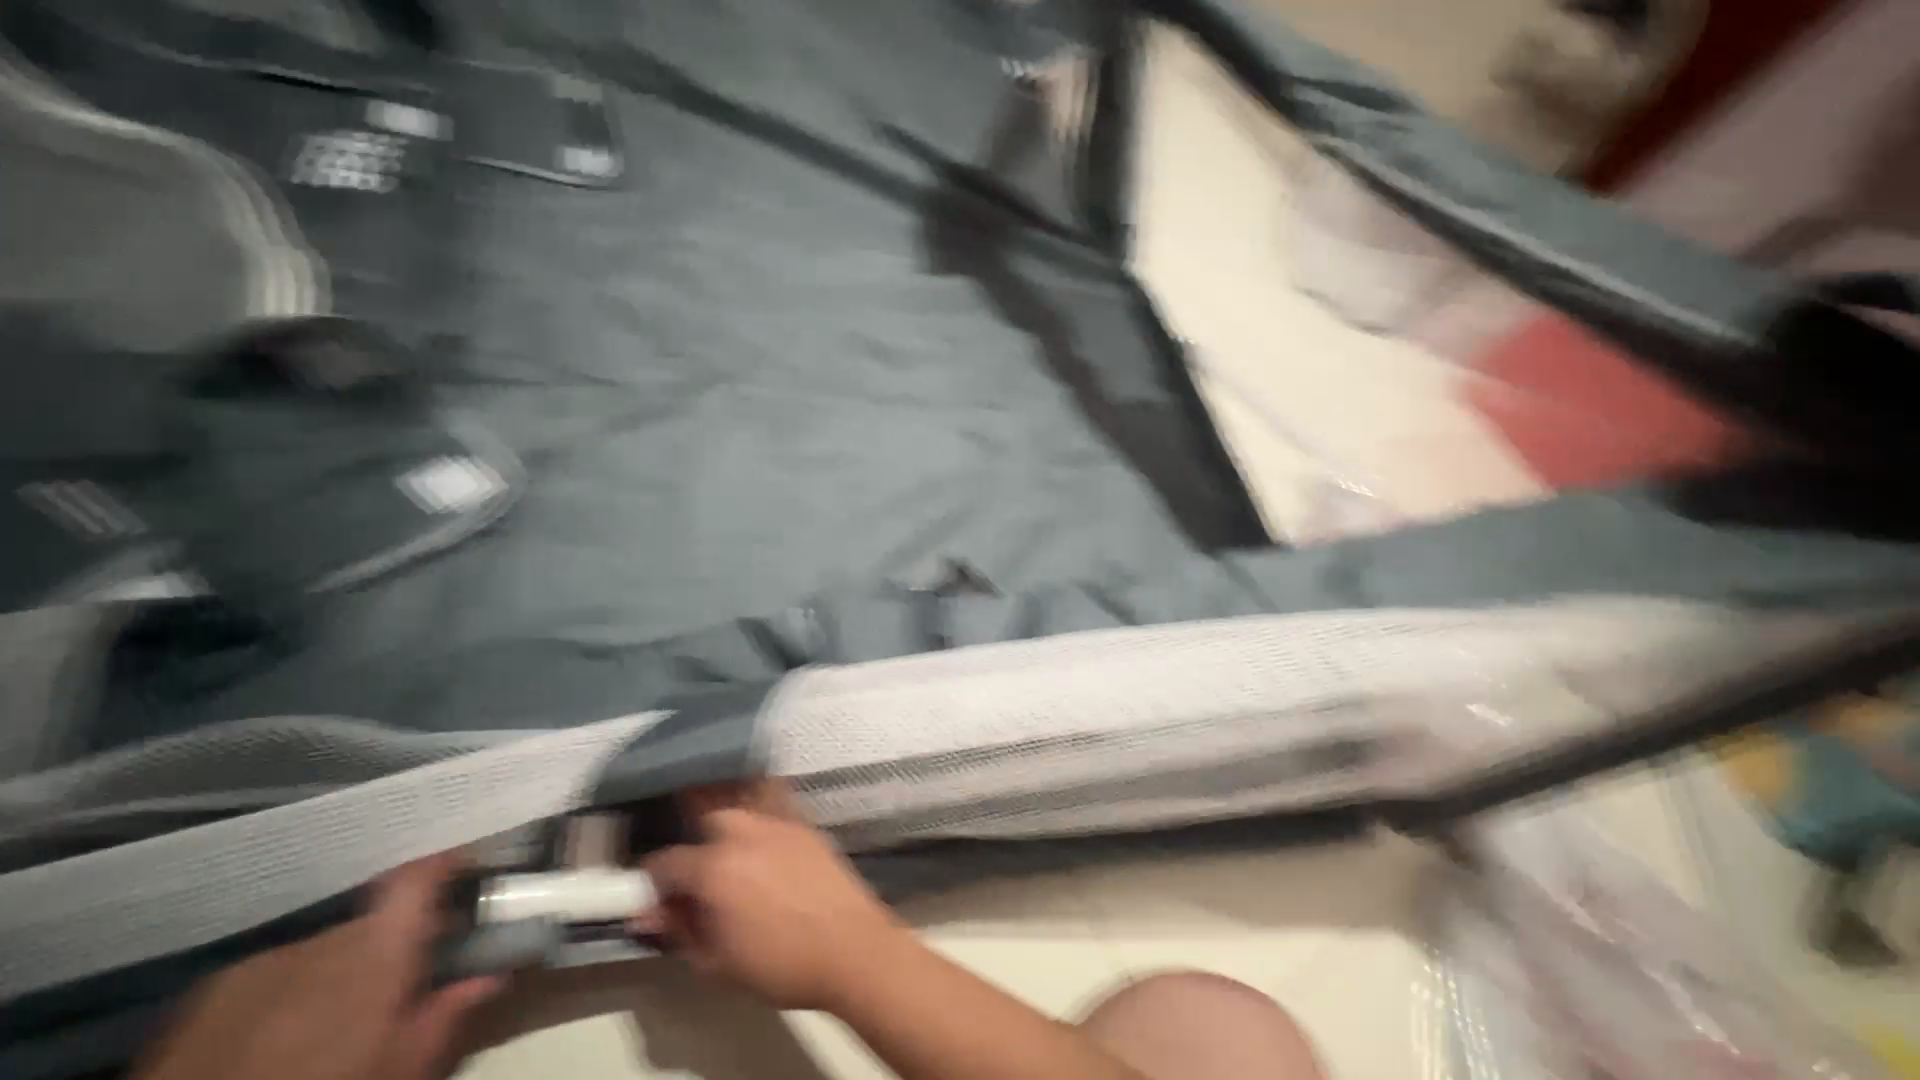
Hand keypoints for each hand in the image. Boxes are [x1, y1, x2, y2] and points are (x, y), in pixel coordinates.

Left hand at [134, 855, 501, 1079]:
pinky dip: (295, 989)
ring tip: (339, 1021)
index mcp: (375, 954)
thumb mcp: (401, 1068)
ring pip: (328, 947)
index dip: (444, 860)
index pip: (415, 879)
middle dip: (396, 944)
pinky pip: (280, 970)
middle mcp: (323, 941)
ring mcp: (264, 960)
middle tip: (407, 982)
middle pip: (377, 921)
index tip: (468, 857)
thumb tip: (488, 977)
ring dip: (344, 969)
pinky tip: (285, 1034)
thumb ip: (444, 1016)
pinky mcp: (216, 988)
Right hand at [640, 781, 910, 1010]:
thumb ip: (680, 930)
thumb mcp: (717, 962)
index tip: (659, 900)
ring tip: (729, 851)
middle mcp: (741, 832)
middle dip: (694, 849)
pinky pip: (774, 803)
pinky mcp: (804, 824)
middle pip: (702, 823)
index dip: (654, 884)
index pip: (665, 863)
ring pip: (738, 808)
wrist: (851, 949)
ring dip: (726, 824)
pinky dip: (761, 806)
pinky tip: (761, 831)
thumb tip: (649, 913)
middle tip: (699, 880)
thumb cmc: (780, 964)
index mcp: (713, 868)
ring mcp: (776, 822)